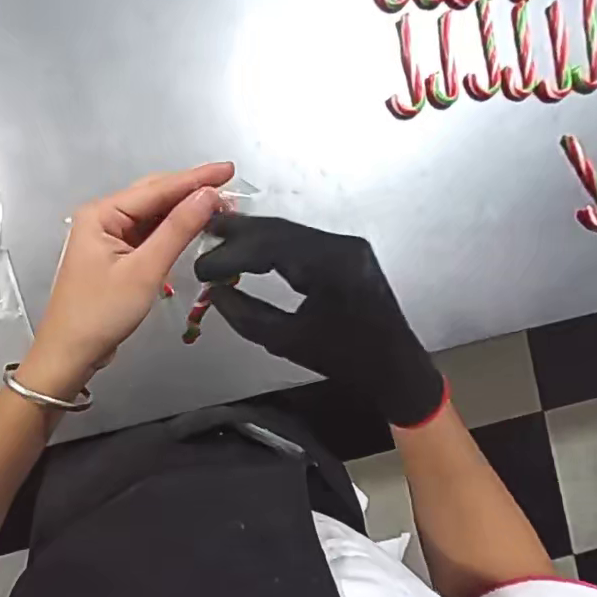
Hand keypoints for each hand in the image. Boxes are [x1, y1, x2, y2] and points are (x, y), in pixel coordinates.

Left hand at [15, 162, 234, 398]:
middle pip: (153, 197)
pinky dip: (170, 233)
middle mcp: (101, 220)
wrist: (70, 353)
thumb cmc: (98, 314)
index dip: (196, 178)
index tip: (227, 170)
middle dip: (191, 192)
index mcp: (100, 214)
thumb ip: (177, 230)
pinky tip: (191, 230)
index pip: (157, 189)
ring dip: (183, 213)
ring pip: (152, 216)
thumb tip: (207, 196)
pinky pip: (147, 236)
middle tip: (228, 189)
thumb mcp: (144, 271)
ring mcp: (107, 239)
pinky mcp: (114, 258)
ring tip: (217, 209)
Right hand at [194, 216, 444, 426]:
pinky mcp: (344, 253)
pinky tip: (250, 253)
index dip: (229, 254)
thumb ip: (246, 315)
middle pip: (277, 229)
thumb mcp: (288, 342)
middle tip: (202, 235)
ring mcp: (344, 246)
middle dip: (237, 233)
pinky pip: (300, 242)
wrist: (396, 367)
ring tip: (218, 241)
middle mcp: (339, 244)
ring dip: (252, 237)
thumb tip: (214, 294)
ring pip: (288, 232)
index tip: (201, 270)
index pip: (268, 246)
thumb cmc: (345, 360)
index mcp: (329, 264)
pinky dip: (270, 246)